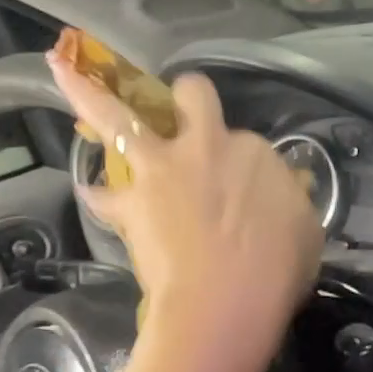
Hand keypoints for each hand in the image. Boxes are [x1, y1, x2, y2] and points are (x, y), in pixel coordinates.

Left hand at [46, 53, 323, 354]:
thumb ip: (290, 205)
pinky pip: (103, 194)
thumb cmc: (278, 274)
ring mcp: (163, 169)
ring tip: (66, 69)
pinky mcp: (131, 201)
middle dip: (188, 97)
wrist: (227, 303)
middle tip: (182, 108)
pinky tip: (95, 197)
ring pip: (118, 114)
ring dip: (90, 92)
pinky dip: (100, 197)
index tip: (246, 188)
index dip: (243, 163)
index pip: (247, 142)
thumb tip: (284, 197)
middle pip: (193, 95)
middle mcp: (207, 146)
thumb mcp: (306, 234)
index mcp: (255, 154)